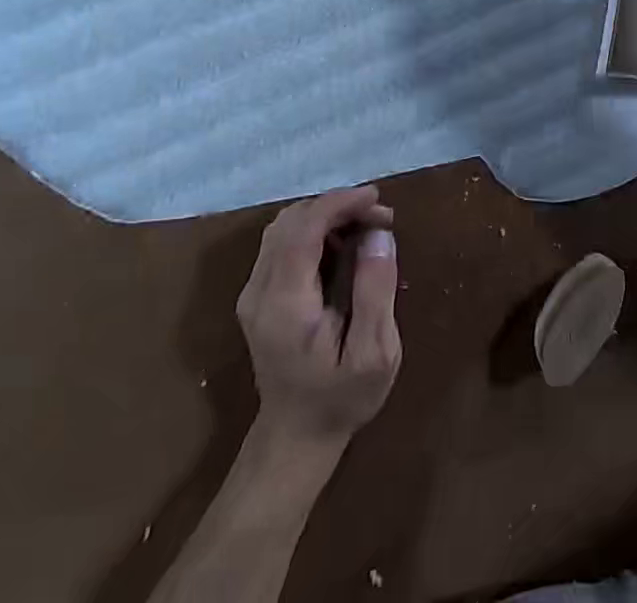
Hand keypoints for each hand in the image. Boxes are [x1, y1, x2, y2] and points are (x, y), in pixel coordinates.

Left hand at [237, 186, 401, 446]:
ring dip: (327, 216)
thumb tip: (379, 235)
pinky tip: (346, 244)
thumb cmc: (343, 397)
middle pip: (289, 222)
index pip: (302, 230)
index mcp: (285, 304)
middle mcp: (259, 292)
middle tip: (383, 219)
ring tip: (370, 227)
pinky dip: (316, 231)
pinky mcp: (260, 297)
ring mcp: (254, 294)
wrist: (297, 436)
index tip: (378, 199)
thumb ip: (375, 290)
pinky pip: (283, 245)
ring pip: (283, 229)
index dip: (339, 204)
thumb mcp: (375, 351)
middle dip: (338, 207)